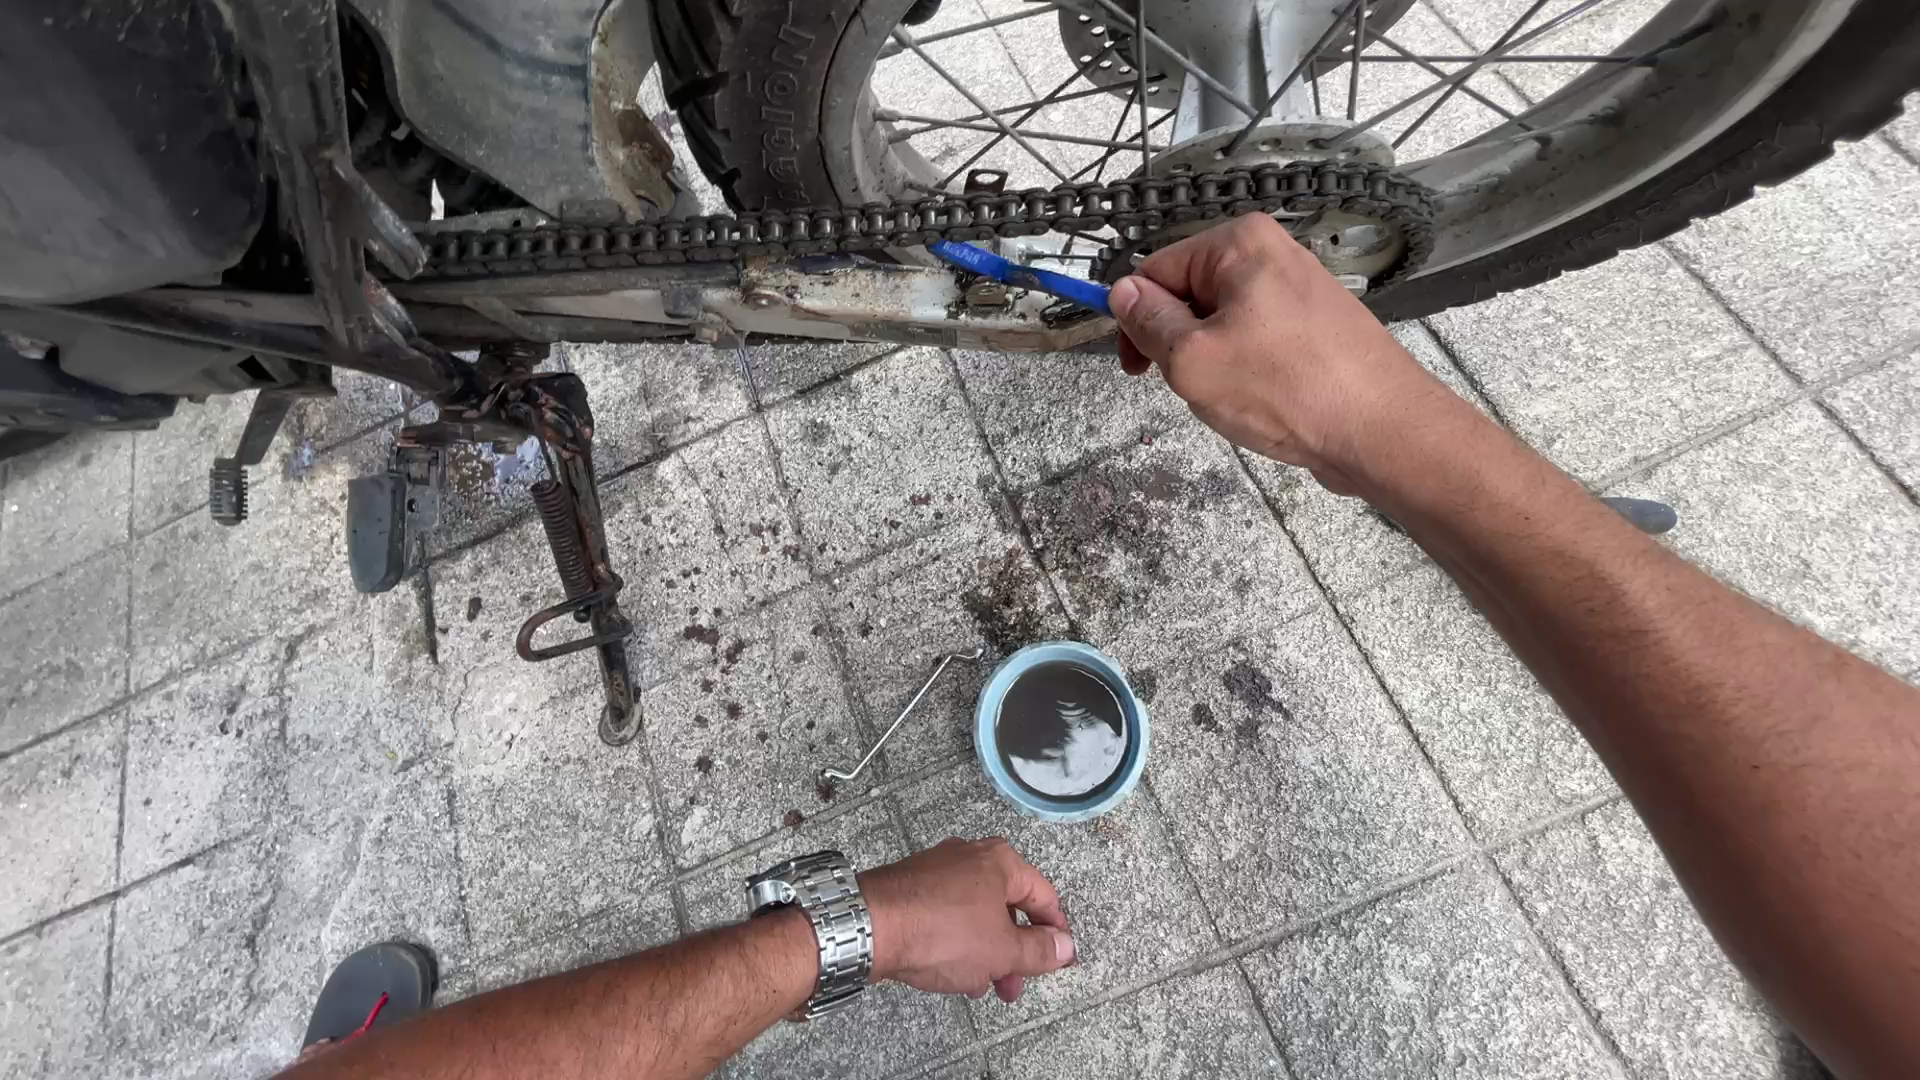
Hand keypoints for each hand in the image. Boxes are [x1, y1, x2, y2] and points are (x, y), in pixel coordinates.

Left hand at [858, 837, 1073, 1002]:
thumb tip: (1062, 947)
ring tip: (981, 983)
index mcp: (1000, 861)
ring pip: (977, 912)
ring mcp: (941, 867)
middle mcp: (972, 855)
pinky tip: (954, 970)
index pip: (1044, 895)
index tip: (1059, 957)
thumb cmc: (939, 929)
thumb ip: (1038, 951)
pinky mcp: (916, 884)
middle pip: (1008, 905)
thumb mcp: (1002, 950)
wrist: (874, 925)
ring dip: (987, 949)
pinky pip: (950, 913)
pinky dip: (960, 939)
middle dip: (1015, 949)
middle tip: (1015, 982)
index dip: (1055, 931)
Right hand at [1109, 213, 1456, 494]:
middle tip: (1189, 384)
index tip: (1136, 369)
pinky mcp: (1313, 323)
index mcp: (1238, 244)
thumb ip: (1147, 321)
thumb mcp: (1191, 358)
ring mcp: (1296, 287)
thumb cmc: (1280, 389)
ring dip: (1206, 361)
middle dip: (1175, 343)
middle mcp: (1270, 252)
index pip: (1154, 271)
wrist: (1378, 429)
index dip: (1135, 320)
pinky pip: (1252, 338)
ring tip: (1231, 394)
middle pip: (1186, 294)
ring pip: (1217, 322)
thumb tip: (1119, 291)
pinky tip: (1258, 397)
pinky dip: (1241, 368)